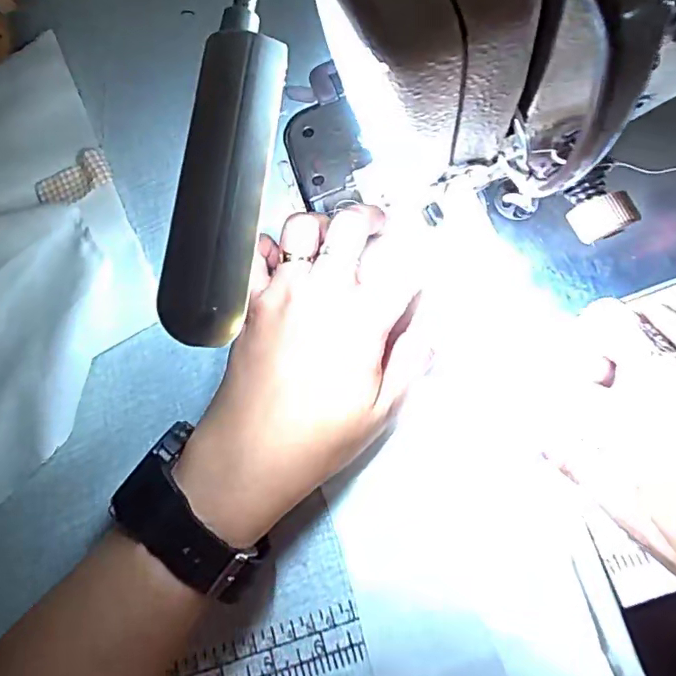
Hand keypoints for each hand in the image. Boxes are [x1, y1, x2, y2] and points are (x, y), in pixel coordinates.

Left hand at [173, 206, 426, 546]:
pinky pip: (255, 255)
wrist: (249, 457)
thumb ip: (411, 362)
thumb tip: (427, 330)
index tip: (418, 266)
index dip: (418, 258)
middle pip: (350, 225)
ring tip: (331, 243)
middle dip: (372, 218)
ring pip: (301, 226)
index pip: (402, 265)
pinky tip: (283, 262)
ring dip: (322, 227)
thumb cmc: (314, 439)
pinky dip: (269, 248)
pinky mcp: (253, 303)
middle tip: (379, 229)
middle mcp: (323, 295)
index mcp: (362, 320)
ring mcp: (283, 294)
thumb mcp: (381, 411)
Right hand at [541, 299, 675, 675]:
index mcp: (641, 440)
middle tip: (601, 358)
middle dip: (597, 332)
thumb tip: (543, 436)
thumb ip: (594, 477)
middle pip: (616, 325)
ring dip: (641, 327)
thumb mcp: (660, 539)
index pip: (576, 376)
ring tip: (638, 345)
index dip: (563, 370)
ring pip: (666, 322)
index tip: (574, 383)